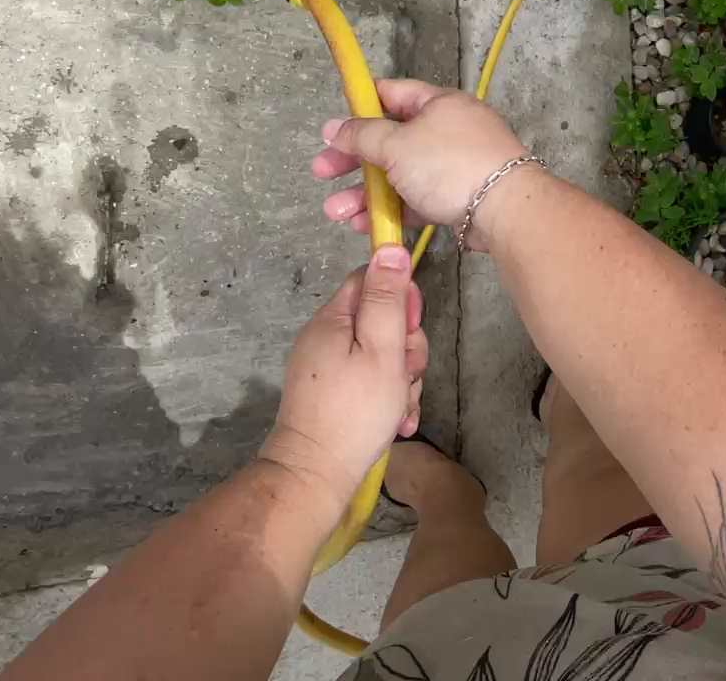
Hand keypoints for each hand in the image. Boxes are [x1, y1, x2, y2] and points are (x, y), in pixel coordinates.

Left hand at [258, 246, 427, 511]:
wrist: (315, 478)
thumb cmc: (355, 409)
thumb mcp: (383, 348)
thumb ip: (389, 298)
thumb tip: (390, 247)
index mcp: (333, 319)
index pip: (371, 280)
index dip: (400, 297)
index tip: (410, 327)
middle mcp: (326, 338)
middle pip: (381, 319)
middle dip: (406, 346)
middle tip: (406, 373)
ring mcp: (327, 368)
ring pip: (382, 353)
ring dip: (402, 376)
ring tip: (402, 405)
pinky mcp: (332, 394)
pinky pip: (370, 379)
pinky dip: (389, 396)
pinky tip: (398, 420)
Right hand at [311, 78, 529, 252]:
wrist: (503, 208)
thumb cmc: (450, 165)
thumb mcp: (396, 144)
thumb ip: (362, 135)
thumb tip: (334, 127)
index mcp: (439, 104)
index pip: (393, 94)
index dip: (360, 107)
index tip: (333, 126)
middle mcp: (449, 130)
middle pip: (392, 140)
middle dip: (354, 160)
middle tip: (322, 173)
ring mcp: (456, 165)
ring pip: (402, 174)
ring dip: (366, 192)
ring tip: (336, 212)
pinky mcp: (459, 197)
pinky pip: (418, 199)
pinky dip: (393, 209)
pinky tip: (365, 224)